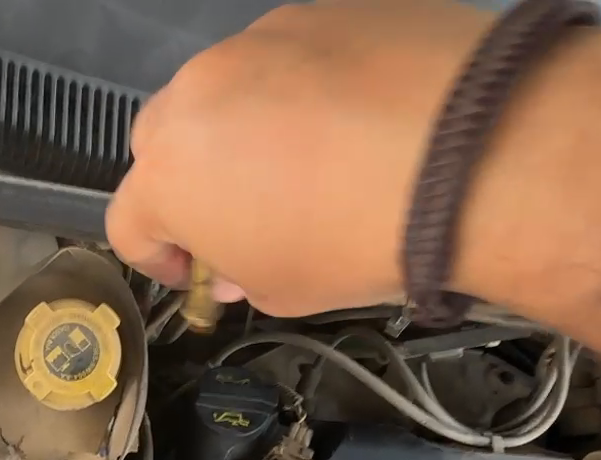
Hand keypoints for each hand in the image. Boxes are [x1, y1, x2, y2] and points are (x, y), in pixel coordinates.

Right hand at [105, 0, 493, 314]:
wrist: (472, 153)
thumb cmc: (355, 240)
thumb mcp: (279, 291)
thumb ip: (235, 275)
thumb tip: (233, 261)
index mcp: (167, 177)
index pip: (127, 224)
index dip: (155, 258)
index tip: (192, 272)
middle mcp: (194, 96)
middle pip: (158, 145)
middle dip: (184, 185)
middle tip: (234, 214)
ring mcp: (255, 41)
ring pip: (218, 93)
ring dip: (234, 131)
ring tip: (298, 160)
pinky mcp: (317, 7)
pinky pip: (282, 58)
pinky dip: (294, 90)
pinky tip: (345, 118)